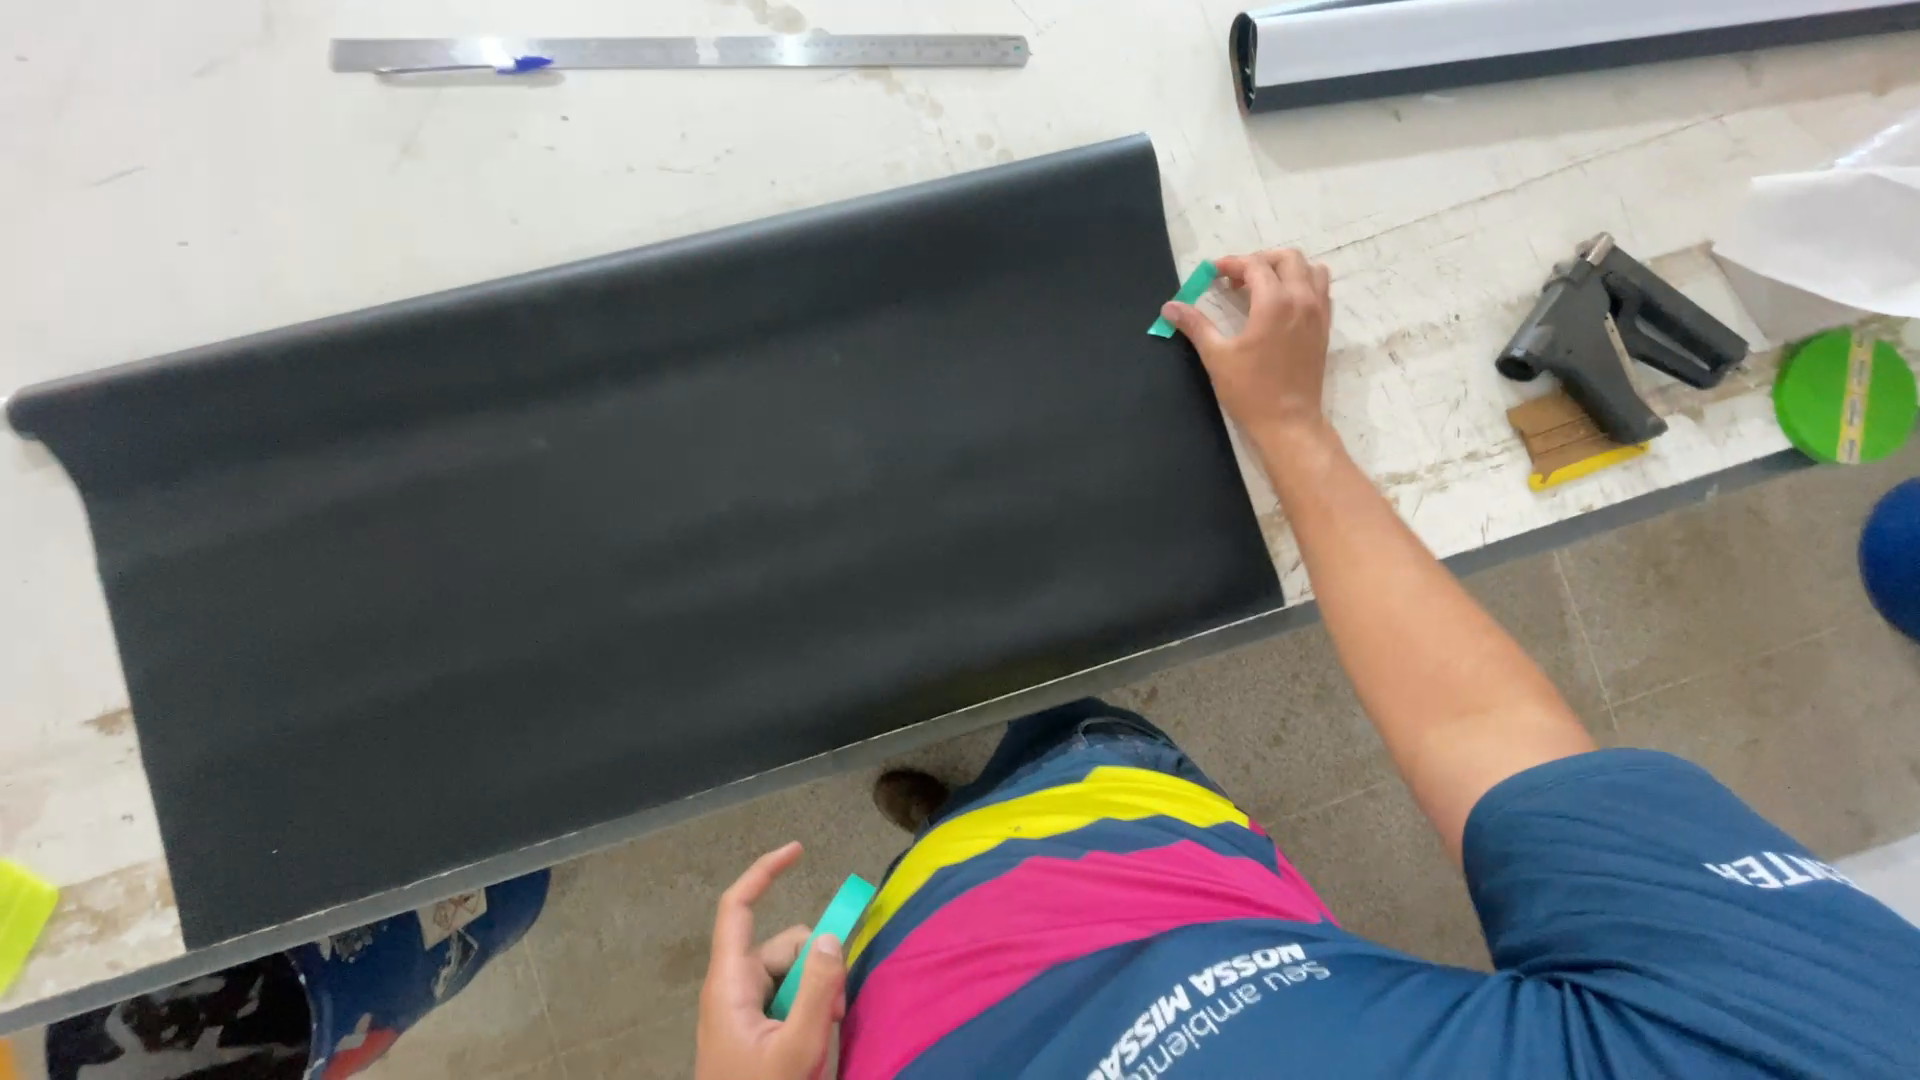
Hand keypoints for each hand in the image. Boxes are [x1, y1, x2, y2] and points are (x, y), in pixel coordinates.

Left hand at [695, 842, 845, 1079]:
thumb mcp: (796, 1052)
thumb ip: (818, 991)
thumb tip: (830, 936)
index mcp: (728, 985)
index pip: (737, 908)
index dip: (764, 872)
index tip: (798, 851)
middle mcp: (734, 990)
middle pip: (783, 944)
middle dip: (817, 964)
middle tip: (837, 1009)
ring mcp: (745, 1012)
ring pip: (794, 973)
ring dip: (819, 993)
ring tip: (827, 1036)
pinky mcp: (757, 1032)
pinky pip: (793, 999)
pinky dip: (813, 1010)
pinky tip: (819, 1044)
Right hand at [1159, 249, 1333, 440]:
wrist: (1288, 420)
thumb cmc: (1250, 390)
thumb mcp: (1217, 356)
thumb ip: (1195, 325)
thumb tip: (1169, 307)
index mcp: (1274, 303)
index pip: (1255, 266)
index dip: (1232, 264)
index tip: (1213, 272)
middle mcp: (1301, 299)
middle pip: (1287, 259)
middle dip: (1260, 261)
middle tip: (1236, 278)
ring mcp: (1318, 313)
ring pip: (1310, 270)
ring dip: (1286, 269)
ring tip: (1263, 286)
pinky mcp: (1324, 327)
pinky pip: (1320, 290)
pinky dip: (1303, 285)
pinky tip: (1282, 304)